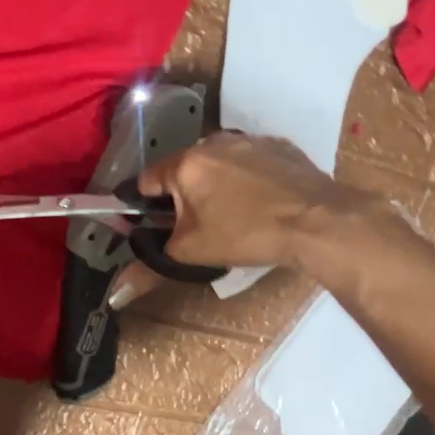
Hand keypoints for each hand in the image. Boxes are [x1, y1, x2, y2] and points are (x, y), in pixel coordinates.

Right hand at [106, 133, 381, 308]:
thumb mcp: (189, 254)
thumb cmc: (245, 234)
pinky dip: (247, 180)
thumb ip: (148, 267)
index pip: (146, 181)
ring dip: (215, 185)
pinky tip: (260, 204)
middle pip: (183, 170)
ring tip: (231, 216)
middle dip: (183, 195)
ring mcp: (250, 141)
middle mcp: (213, 142)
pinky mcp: (280, 146)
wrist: (318, 221)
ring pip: (217, 165)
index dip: (144, 206)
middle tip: (196, 227)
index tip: (154, 227)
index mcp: (184, 164)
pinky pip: (249, 163)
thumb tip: (116, 294)